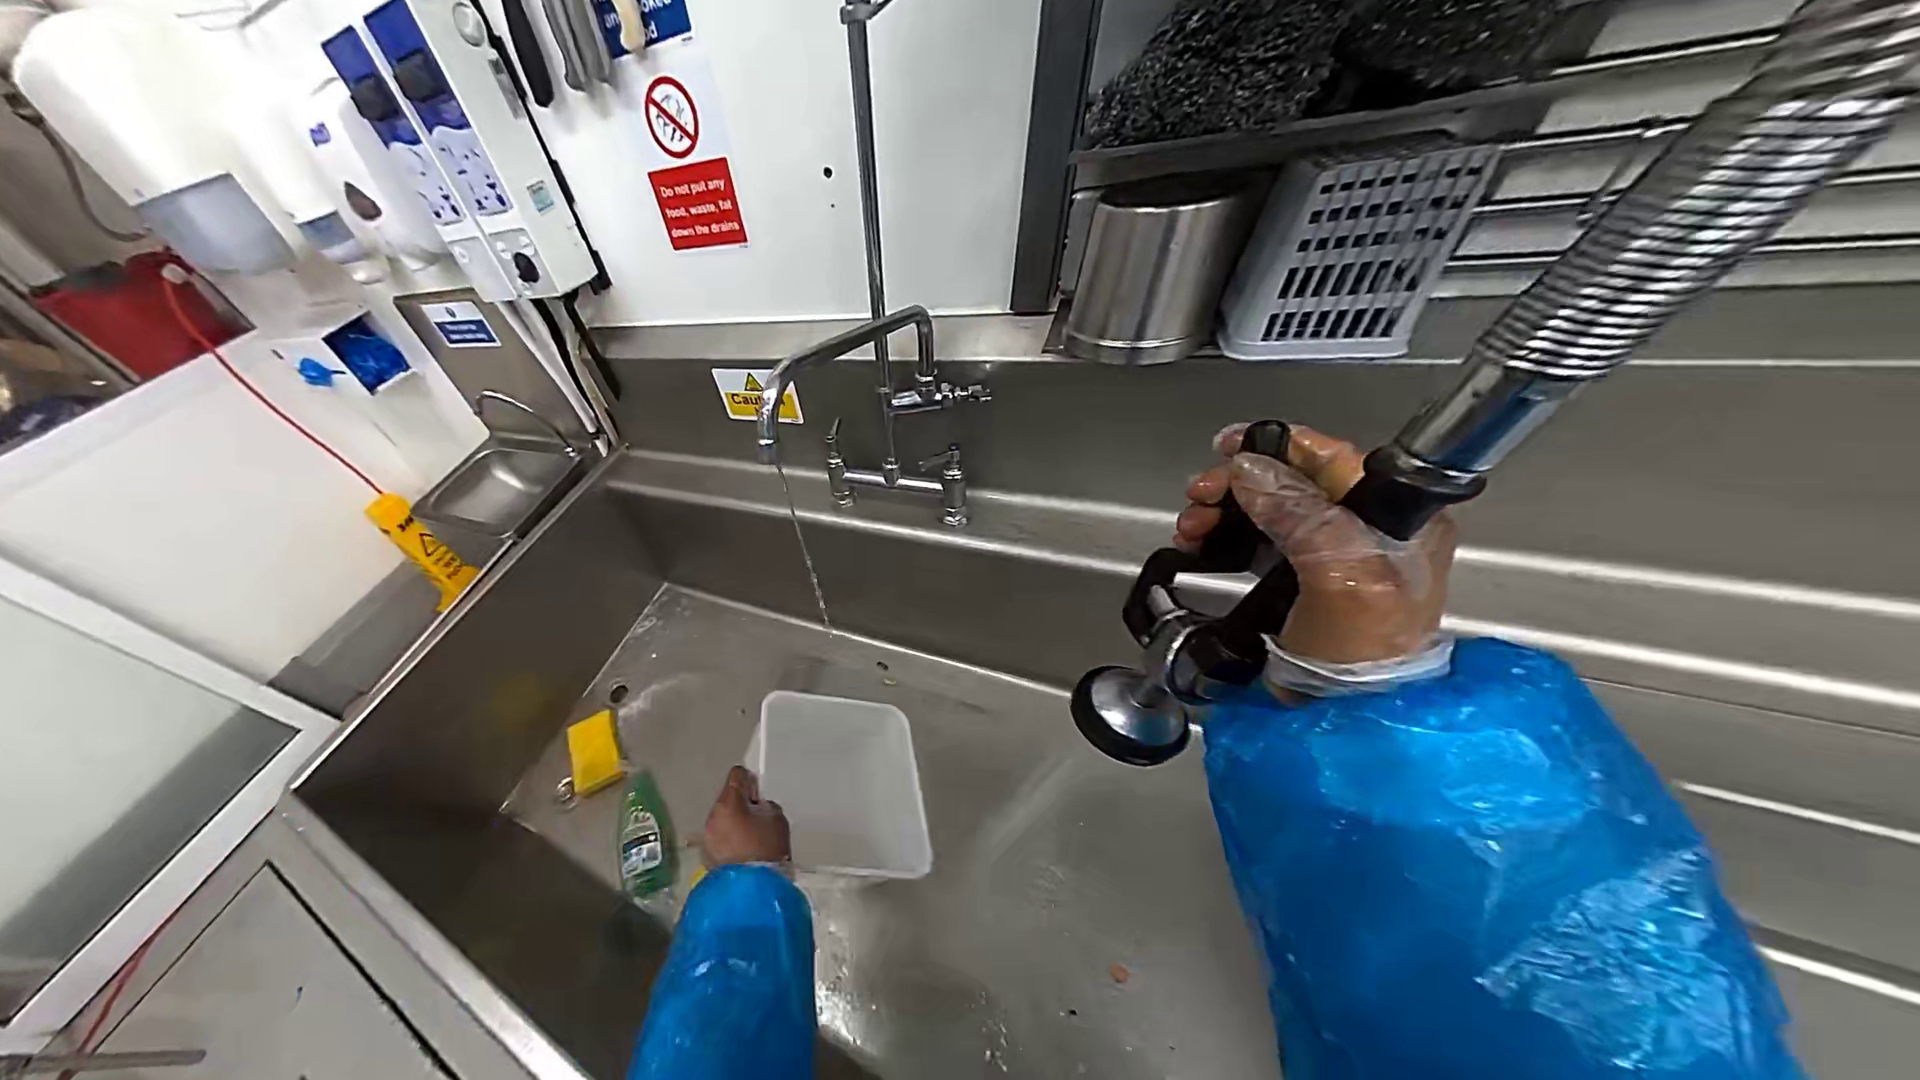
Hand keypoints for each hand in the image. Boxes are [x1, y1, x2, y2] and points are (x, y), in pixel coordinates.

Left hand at [703, 766, 791, 865]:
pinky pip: (720, 836)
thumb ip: (765, 804)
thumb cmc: (766, 848)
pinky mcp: (707, 855)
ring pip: (723, 818)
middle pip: (727, 798)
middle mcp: (712, 816)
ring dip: (735, 821)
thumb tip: (756, 805)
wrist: (752, 889)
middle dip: (742, 803)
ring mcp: (707, 837)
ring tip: (752, 834)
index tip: (758, 789)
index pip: (736, 775)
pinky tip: (744, 848)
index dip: (749, 779)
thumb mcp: (776, 817)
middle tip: (758, 815)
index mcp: (728, 802)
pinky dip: (730, 837)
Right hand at [1173, 423, 1455, 663]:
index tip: (1229, 448)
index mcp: (1394, 516)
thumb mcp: (1340, 575)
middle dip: (1236, 484)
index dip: (1276, 447)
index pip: (1330, 458)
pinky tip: (1198, 543)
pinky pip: (1254, 539)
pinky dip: (1222, 536)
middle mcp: (1362, 527)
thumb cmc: (1362, 654)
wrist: (1345, 715)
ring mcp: (1328, 552)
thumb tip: (1248, 469)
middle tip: (1199, 496)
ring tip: (1192, 527)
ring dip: (1221, 510)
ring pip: (1265, 508)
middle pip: (1289, 481)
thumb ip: (1298, 514)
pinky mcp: (1297, 576)